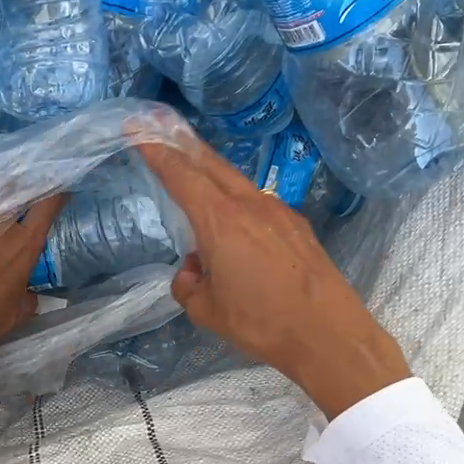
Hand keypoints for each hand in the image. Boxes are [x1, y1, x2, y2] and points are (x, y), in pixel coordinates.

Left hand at [0, 194, 67, 367]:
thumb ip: (28, 294)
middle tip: (22, 192)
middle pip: (16, 193)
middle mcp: (1, 228)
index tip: (58, 192)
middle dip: (21, 190)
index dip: (56, 194)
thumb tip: (28, 291)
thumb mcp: (19, 311)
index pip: (48, 204)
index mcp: (25, 244)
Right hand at [133, 121, 410, 418]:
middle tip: (160, 131)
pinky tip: (230, 222)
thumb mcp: (205, 310)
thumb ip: (187, 283)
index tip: (139, 132)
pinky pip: (256, 204)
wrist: (324, 333)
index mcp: (221, 222)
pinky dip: (235, 201)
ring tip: (192, 171)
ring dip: (210, 173)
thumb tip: (192, 267)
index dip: (158, 153)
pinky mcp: (295, 226)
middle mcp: (250, 206)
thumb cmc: (258, 322)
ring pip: (236, 182)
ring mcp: (278, 212)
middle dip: (183, 147)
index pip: (182, 177)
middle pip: (211, 165)